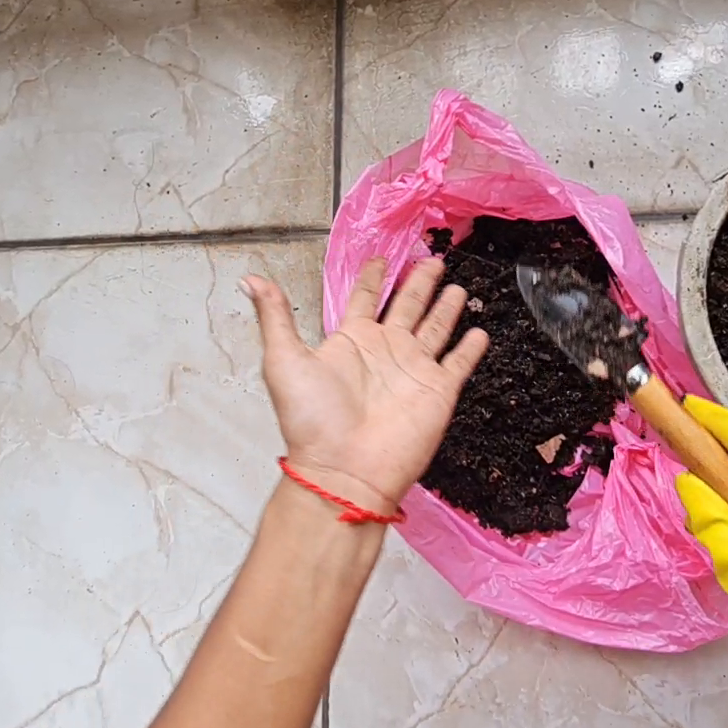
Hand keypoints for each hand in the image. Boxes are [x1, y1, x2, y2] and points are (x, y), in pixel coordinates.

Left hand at [242, 256, 487, 515]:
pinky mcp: (438, 390)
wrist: (345, 470)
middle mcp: (386, 350)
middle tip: (433, 260)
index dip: (373, 277)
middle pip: (407, 306)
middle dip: (419, 283)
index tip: (381, 258)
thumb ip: (274, 316)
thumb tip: (249, 280)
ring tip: (457, 288)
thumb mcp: (283, 360)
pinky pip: (459, 363)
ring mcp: (414, 369)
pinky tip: (478, 332)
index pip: (365, 298)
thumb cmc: (312, 420)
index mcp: (352, 340)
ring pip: (436, 328)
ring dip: (446, 309)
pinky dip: (470, 348)